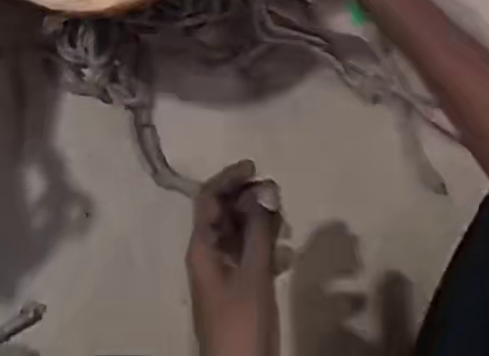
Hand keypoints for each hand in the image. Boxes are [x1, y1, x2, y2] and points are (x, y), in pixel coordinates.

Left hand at [187, 161, 280, 355]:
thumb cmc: (241, 322)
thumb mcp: (253, 274)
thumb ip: (258, 230)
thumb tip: (263, 190)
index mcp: (201, 247)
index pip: (208, 197)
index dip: (229, 178)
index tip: (255, 167)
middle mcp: (207, 254)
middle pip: (223, 212)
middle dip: (249, 198)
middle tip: (277, 195)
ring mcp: (221, 273)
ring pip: (238, 232)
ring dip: (259, 222)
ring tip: (284, 221)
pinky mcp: (236, 290)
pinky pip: (248, 255)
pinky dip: (265, 247)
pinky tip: (286, 254)